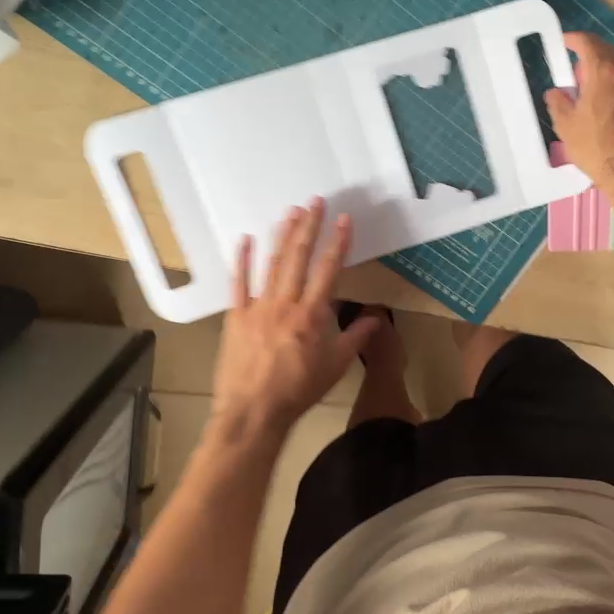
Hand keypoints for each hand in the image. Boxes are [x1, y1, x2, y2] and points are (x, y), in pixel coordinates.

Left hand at [211, 198, 378, 433]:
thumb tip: (377, 318)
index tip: (344, 219)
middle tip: (315, 201)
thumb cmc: (299, 391)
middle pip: (299, 258)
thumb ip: (356, 339)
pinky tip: (247, 239)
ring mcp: (258, 308)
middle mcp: (286, 304)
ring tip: (291, 211)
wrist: (254, 412)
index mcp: (313, 315)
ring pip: (272, 265)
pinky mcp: (235, 317)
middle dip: (309, 227)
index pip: (328, 270)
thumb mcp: (336, 367)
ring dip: (283, 236)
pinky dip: (242, 261)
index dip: (338, 242)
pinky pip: (238, 284)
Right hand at [544, 32, 613, 202]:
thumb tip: (556, 92)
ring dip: (606, 70)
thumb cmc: (597, 149)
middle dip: (590, 56)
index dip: (573, 39)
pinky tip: (611, 104)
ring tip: (592, 90)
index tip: (565, 42)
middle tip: (576, 72)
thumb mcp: (566, 126)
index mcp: (604, 71)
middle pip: (608, 51)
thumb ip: (558, 102)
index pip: (588, 42)